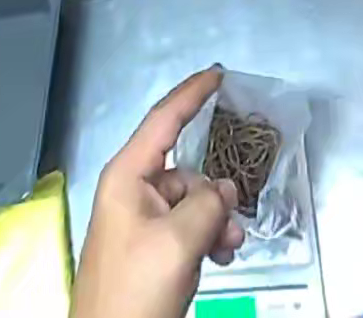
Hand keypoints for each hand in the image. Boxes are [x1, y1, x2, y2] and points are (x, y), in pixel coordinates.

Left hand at [73, 67, 244, 317]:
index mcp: (128, 173)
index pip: (163, 118)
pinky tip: (220, 257)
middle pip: (184, 169)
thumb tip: (224, 189)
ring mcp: (139, 218)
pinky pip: (186, 226)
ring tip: (230, 247)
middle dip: (213, 190)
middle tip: (234, 218)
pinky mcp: (149, 246)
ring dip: (214, 220)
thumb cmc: (135, 288)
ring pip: (190, 200)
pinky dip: (206, 236)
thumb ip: (206, 207)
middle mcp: (132, 188)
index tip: (217, 74)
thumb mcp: (176, 244)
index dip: (191, 93)